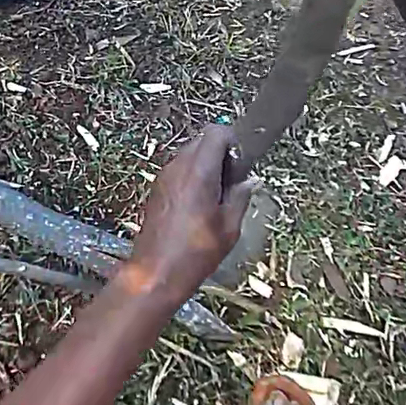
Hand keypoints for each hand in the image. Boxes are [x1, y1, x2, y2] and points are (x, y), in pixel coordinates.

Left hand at [125, 124, 251, 302]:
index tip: (242, 161)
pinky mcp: (157, 186)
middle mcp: (178, 166)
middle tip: (232, 181)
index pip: (215, 133)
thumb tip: (250, 180)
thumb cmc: (195, 252)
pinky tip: (200, 203)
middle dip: (220, 152)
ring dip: (206, 164)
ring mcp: (164, 175)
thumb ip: (240, 196)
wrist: (155, 271)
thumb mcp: (229, 227)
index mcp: (199, 172)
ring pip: (189, 153)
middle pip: (202, 140)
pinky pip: (179, 168)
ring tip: (217, 196)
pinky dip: (192, 174)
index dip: (232, 141)